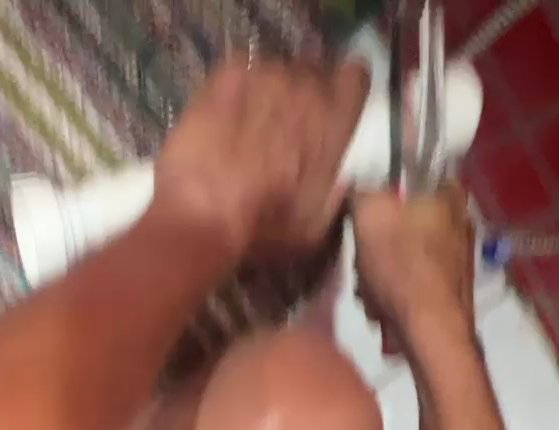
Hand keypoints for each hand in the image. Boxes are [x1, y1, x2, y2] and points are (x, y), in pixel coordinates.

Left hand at [152, 59, 369, 258]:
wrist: (203, 215)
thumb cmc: (261, 228)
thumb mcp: (313, 228)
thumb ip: (334, 193)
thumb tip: (340, 181)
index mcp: (335, 120)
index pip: (356, 79)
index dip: (342, 94)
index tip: (330, 112)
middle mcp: (306, 86)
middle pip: (313, 72)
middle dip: (302, 97)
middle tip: (282, 130)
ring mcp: (265, 74)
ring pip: (275, 71)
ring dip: (267, 95)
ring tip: (246, 130)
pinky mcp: (226, 75)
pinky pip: (239, 74)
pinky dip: (233, 93)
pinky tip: (221, 123)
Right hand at [352, 186, 477, 348]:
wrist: (432, 328)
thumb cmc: (401, 267)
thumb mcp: (369, 215)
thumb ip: (362, 189)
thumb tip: (358, 181)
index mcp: (448, 191)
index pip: (409, 174)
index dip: (380, 194)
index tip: (362, 216)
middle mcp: (459, 218)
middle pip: (400, 220)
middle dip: (374, 245)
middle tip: (361, 262)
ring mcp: (458, 255)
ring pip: (403, 253)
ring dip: (379, 273)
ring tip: (370, 292)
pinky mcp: (450, 286)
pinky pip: (412, 279)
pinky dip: (395, 291)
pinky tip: (384, 306)